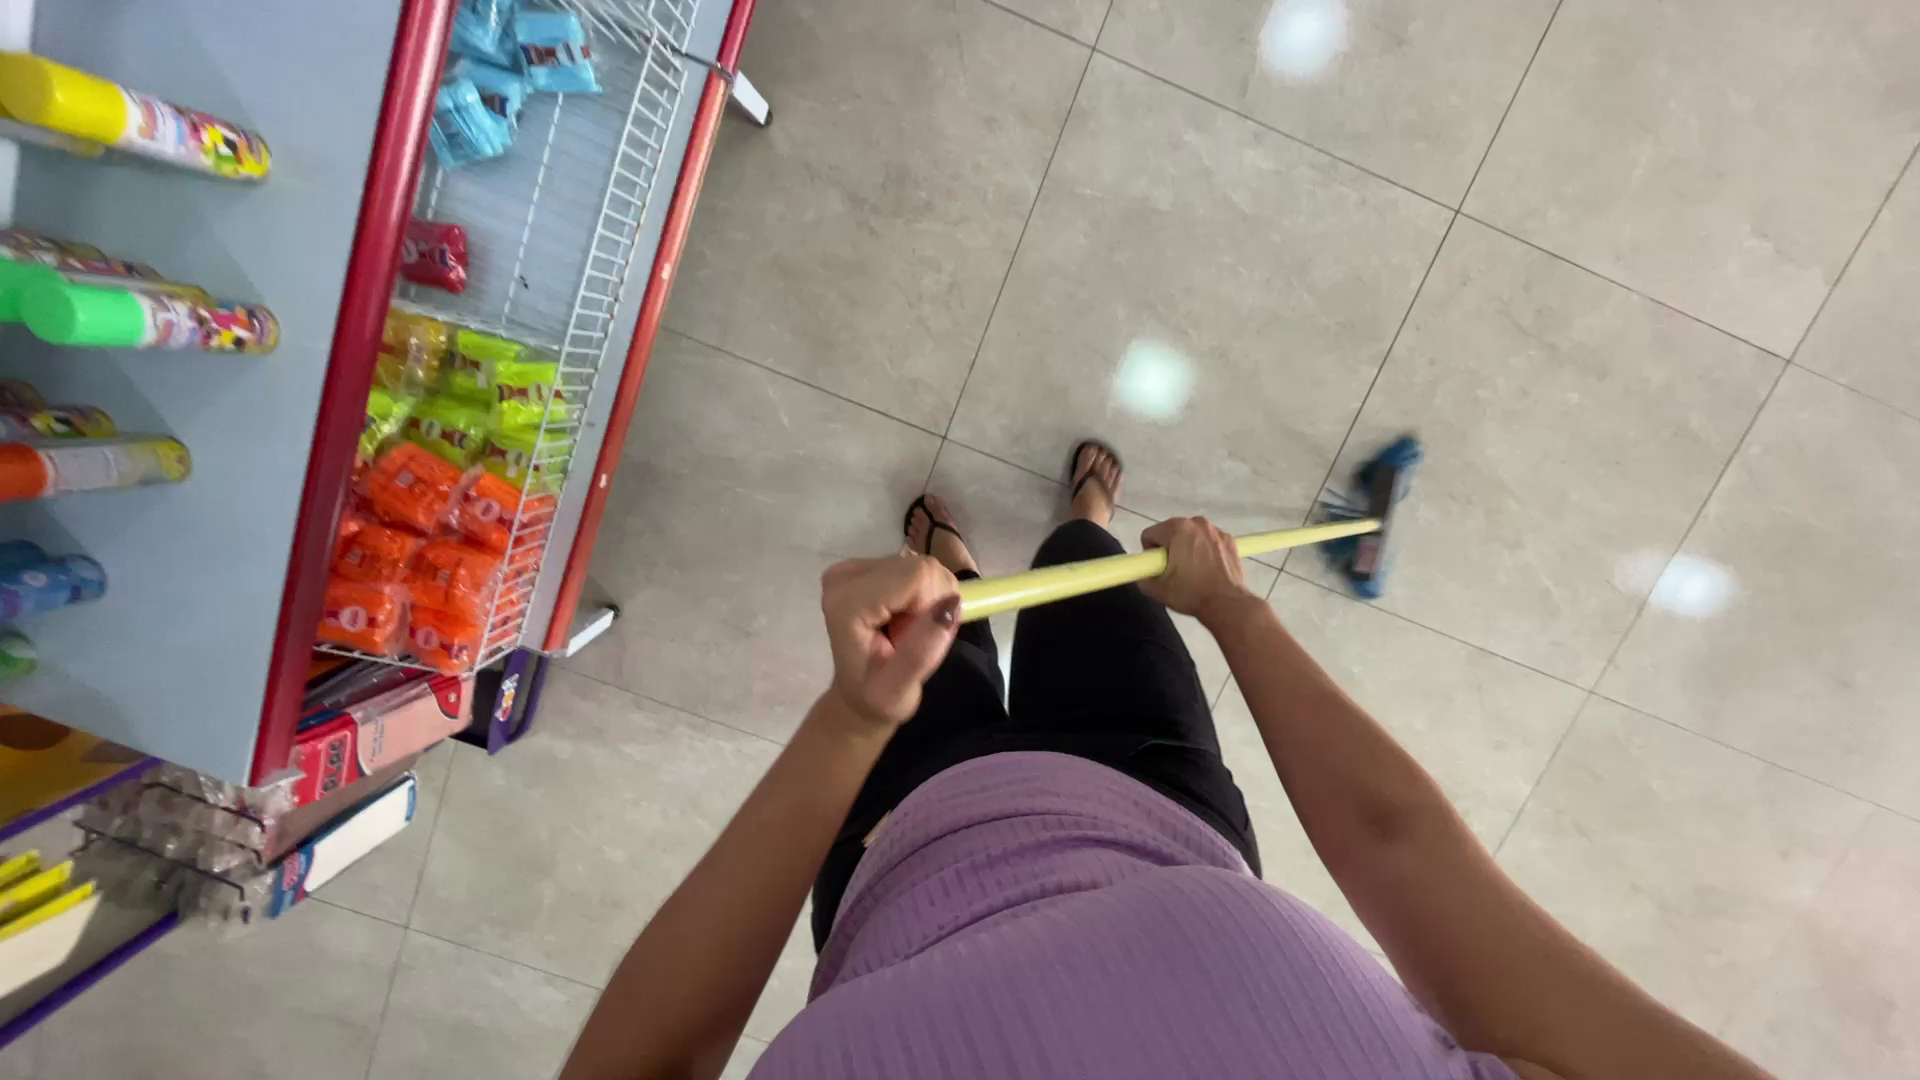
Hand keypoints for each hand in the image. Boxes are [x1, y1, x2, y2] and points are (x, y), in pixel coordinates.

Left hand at [819, 555, 960, 731]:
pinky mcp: (865, 566)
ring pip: (921, 566)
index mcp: (847, 604)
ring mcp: (853, 568)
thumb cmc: (877, 697)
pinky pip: (915, 567)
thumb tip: (950, 604)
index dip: (932, 606)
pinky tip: (903, 617)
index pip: (917, 576)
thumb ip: (921, 652)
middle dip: (931, 603)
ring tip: (907, 629)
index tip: (920, 637)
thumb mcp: (898, 692)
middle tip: (914, 636)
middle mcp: (845, 577)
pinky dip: (920, 594)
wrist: (858, 692)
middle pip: (920, 567)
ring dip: (927, 600)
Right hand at [1139, 516, 1255, 624]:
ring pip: (1191, 536)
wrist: (1227, 603)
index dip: (1150, 554)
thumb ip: (1143, 578)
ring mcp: (1216, 530)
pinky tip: (1208, 569)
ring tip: (1193, 571)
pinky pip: (1209, 541)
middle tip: (1174, 571)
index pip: (1149, 535)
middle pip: (1171, 532)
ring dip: (1188, 548)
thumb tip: (1144, 575)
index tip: (1158, 568)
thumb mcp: (1157, 590)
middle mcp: (1196, 522)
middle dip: (1169, 548)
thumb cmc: (1190, 593)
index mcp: (1176, 528)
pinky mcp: (1230, 540)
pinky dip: (1206, 550)